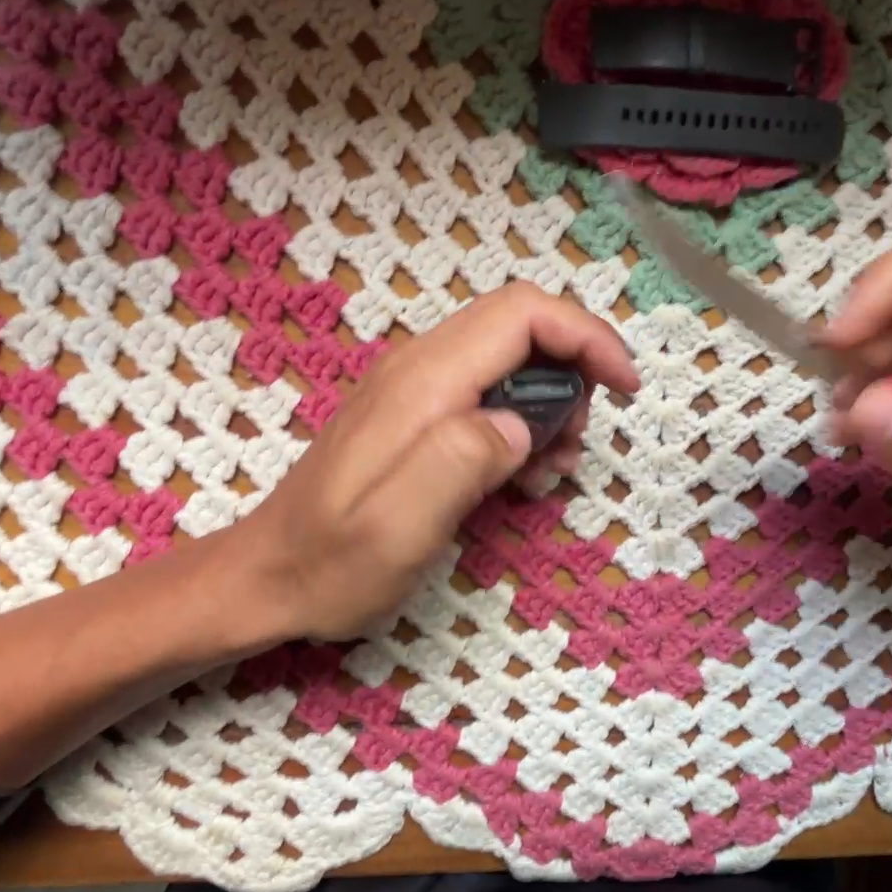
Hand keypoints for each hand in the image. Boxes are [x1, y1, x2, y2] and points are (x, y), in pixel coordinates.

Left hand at [204, 284, 640, 647]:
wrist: (267, 576)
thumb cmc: (332, 564)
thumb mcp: (397, 529)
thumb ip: (459, 462)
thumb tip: (517, 425)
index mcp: (423, 384)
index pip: (522, 315)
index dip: (587, 336)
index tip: (624, 388)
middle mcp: (420, 367)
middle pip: (522, 324)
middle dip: (575, 369)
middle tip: (577, 443)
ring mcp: (415, 387)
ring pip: (511, 356)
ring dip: (552, 400)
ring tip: (552, 466)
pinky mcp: (417, 413)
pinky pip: (489, 389)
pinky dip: (525, 419)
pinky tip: (520, 472)